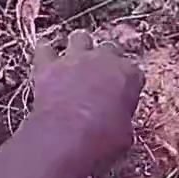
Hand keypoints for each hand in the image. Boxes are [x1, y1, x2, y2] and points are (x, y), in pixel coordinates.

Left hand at [29, 30, 142, 166]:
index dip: (128, 86)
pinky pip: (45, 49)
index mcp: (128, 75)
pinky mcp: (49, 66)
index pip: (134, 73)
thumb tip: (118, 122)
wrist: (68, 138)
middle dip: (107, 62)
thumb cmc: (103, 139)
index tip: (124, 98)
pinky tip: (47, 62)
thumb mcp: (125, 134)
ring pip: (80, 37)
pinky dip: (46, 55)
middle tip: (102, 80)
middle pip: (110, 48)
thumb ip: (123, 118)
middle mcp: (104, 59)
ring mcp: (75, 59)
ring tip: (76, 63)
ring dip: (80, 48)